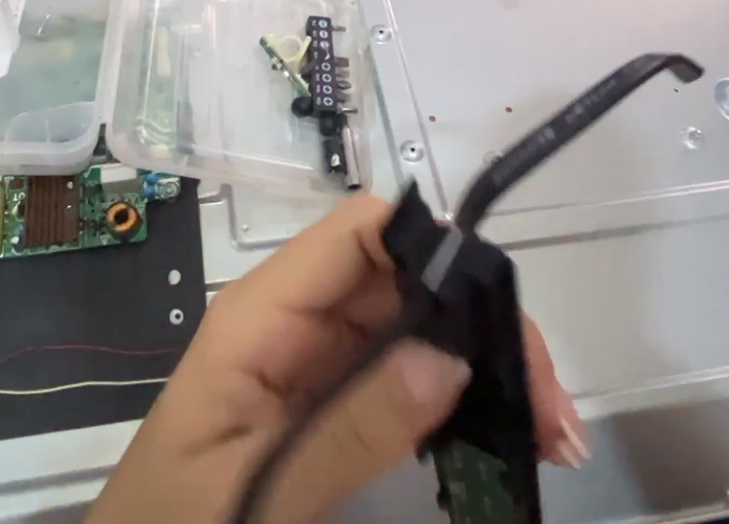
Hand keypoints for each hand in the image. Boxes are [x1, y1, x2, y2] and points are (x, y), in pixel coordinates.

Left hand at [88, 195, 582, 523]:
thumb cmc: (177, 523)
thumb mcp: (261, 488)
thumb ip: (352, 427)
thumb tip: (450, 354)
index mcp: (262, 312)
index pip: (354, 233)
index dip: (428, 242)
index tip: (499, 303)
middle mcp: (294, 316)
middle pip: (400, 276)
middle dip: (479, 318)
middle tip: (551, 402)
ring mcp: (314, 354)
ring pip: (412, 321)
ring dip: (483, 360)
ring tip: (550, 428)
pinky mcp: (330, 392)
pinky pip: (402, 370)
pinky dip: (457, 393)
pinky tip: (502, 431)